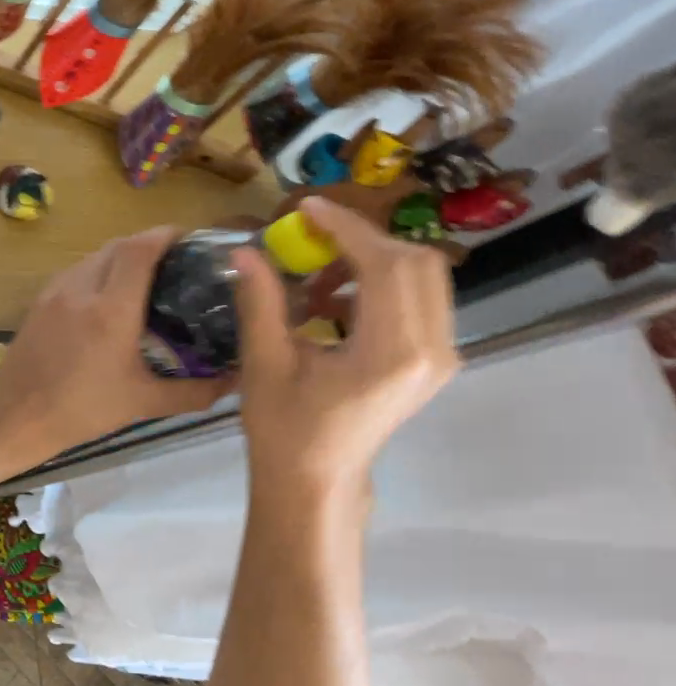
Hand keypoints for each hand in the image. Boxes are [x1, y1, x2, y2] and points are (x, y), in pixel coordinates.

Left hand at [0, 227, 232, 456]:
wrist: (15, 415)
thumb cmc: (81, 410)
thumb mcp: (145, 403)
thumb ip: (197, 390)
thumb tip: (238, 379)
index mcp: (110, 310)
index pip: (139, 249)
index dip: (167, 235)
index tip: (194, 241)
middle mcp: (80, 290)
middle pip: (117, 246)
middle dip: (149, 244)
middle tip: (178, 262)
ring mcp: (54, 293)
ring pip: (93, 257)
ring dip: (122, 257)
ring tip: (150, 279)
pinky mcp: (39, 302)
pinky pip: (75, 272)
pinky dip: (99, 272)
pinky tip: (113, 298)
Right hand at [233, 197, 460, 499]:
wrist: (317, 477)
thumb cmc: (285, 426)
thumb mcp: (264, 363)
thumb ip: (261, 303)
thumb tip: (245, 252)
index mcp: (393, 352)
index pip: (387, 267)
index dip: (348, 230)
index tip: (307, 209)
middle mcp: (432, 350)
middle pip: (418, 264)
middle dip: (363, 239)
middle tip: (310, 234)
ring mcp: (439, 356)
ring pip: (424, 278)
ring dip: (371, 260)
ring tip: (315, 271)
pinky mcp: (430, 359)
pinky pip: (418, 300)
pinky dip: (377, 283)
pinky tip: (331, 298)